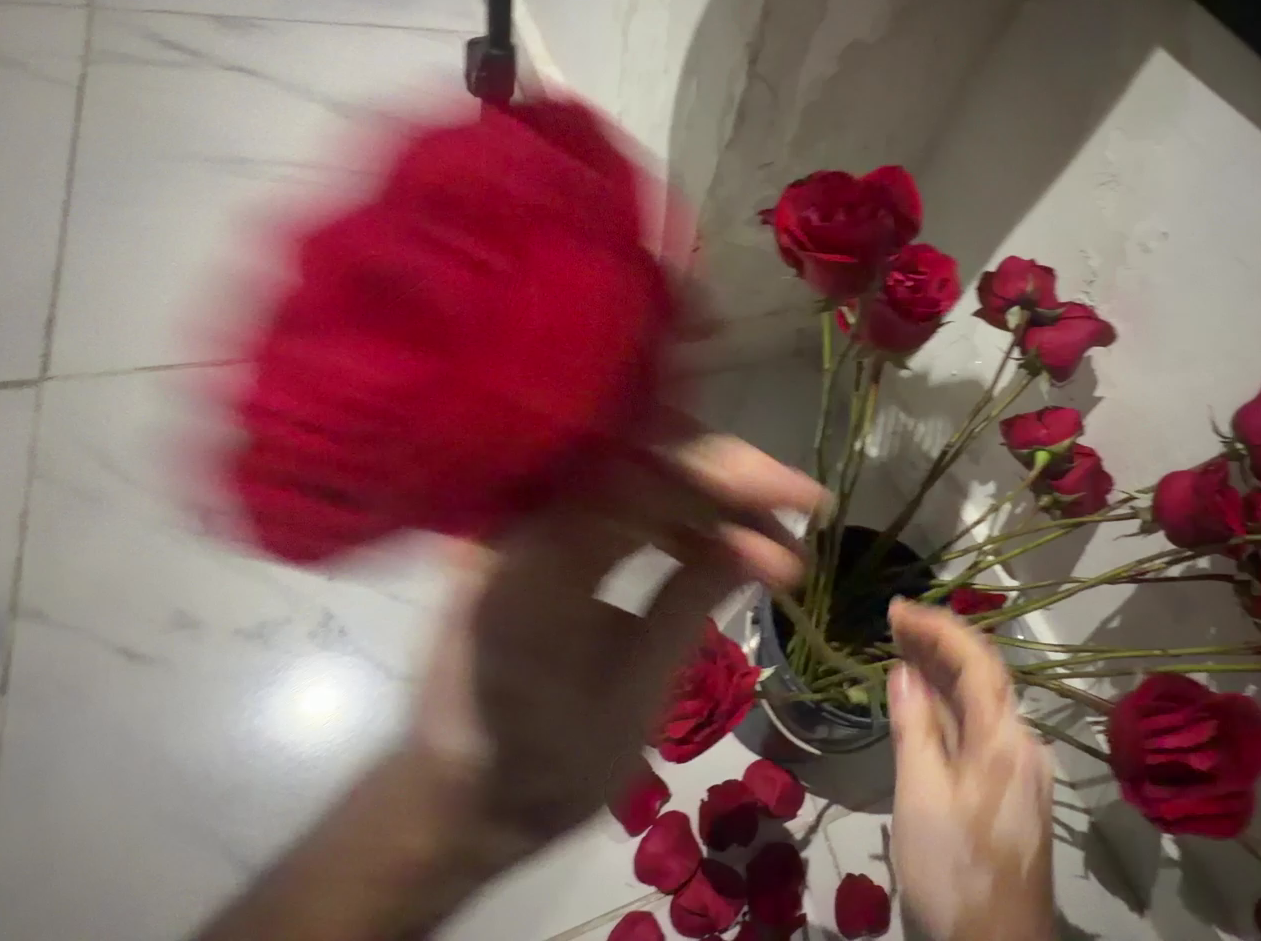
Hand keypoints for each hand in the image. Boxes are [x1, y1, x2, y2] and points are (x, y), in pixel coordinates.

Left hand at [404, 425, 826, 859]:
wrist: (453, 802)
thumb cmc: (539, 773)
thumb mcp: (631, 700)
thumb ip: (692, 603)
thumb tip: (773, 547)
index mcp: (533, 559)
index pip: (646, 476)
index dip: (734, 477)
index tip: (807, 502)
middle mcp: (521, 520)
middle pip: (642, 458)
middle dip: (730, 482)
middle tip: (797, 518)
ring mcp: (525, 523)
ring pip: (637, 474)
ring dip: (710, 500)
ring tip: (771, 545)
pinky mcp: (538, 536)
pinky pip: (618, 502)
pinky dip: (676, 518)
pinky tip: (719, 545)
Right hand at [888, 599, 1055, 940]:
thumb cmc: (954, 870)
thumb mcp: (921, 795)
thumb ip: (915, 726)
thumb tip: (904, 671)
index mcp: (1005, 738)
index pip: (976, 659)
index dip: (937, 626)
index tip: (895, 607)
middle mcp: (1021, 743)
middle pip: (982, 676)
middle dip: (937, 642)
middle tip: (892, 621)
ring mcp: (1019, 768)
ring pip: (979, 702)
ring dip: (941, 671)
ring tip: (900, 647)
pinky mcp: (1009, 790)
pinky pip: (979, 728)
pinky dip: (948, 705)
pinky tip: (923, 702)